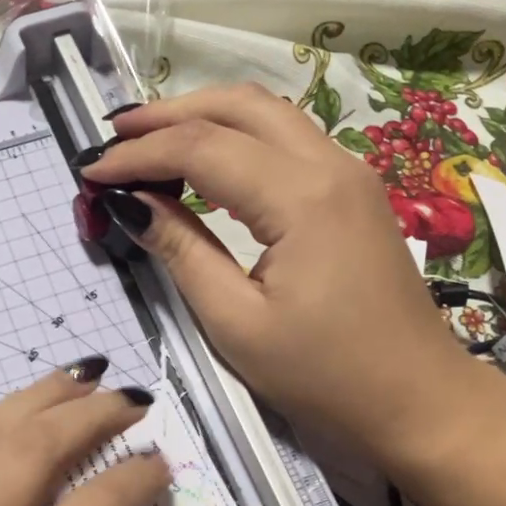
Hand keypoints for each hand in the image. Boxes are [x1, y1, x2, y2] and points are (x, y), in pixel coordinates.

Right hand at [81, 85, 479, 460]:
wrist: (414, 399)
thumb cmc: (322, 375)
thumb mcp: (236, 322)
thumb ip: (182, 251)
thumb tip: (131, 204)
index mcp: (301, 197)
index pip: (202, 148)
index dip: (139, 154)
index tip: (90, 171)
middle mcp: (330, 165)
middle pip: (239, 106)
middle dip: (168, 113)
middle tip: (112, 135)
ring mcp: (348, 174)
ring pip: (266, 115)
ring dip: (203, 119)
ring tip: (146, 143)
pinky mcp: (352, 193)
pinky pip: (285, 142)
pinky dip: (235, 139)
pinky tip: (202, 166)